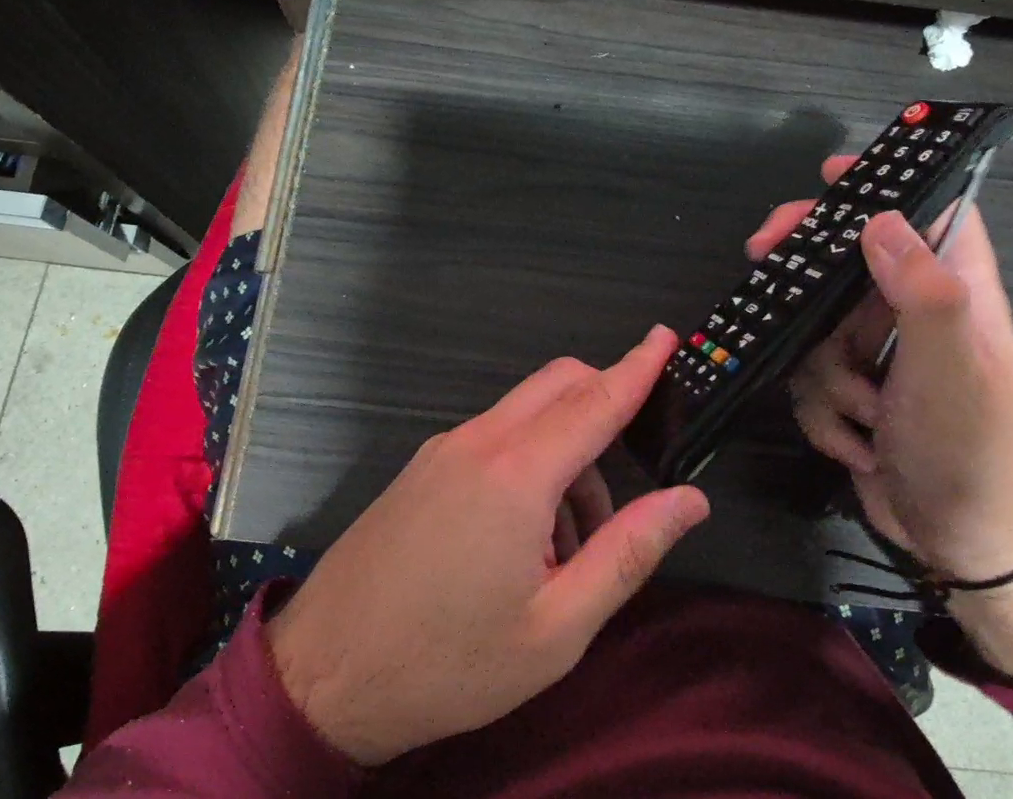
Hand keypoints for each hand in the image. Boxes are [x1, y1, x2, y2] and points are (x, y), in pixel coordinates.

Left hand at [264, 327, 710, 765]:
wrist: (323, 677)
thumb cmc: (450, 663)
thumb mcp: (558, 627)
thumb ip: (629, 552)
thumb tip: (689, 501)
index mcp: (517, 474)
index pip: (596, 399)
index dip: (639, 367)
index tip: (666, 336)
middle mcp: (477, 443)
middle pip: (557, 385)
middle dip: (604, 402)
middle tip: (632, 471)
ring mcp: (440, 453)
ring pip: (524, 417)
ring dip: (567, 454)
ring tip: (572, 548)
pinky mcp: (419, 472)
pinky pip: (491, 443)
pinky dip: (528, 467)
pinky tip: (524, 543)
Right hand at [746, 156, 1012, 582]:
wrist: (956, 541)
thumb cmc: (966, 451)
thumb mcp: (951, 373)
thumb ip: (924, 294)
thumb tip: (880, 221)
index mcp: (956, 291)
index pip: (928, 210)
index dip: (884, 185)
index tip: (828, 174)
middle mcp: (916, 314)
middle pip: (850, 262)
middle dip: (808, 276)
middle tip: (759, 253)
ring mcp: (881, 356)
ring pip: (817, 330)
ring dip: (827, 378)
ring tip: (866, 415)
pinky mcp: (853, 393)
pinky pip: (810, 380)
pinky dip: (825, 415)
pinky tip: (859, 444)